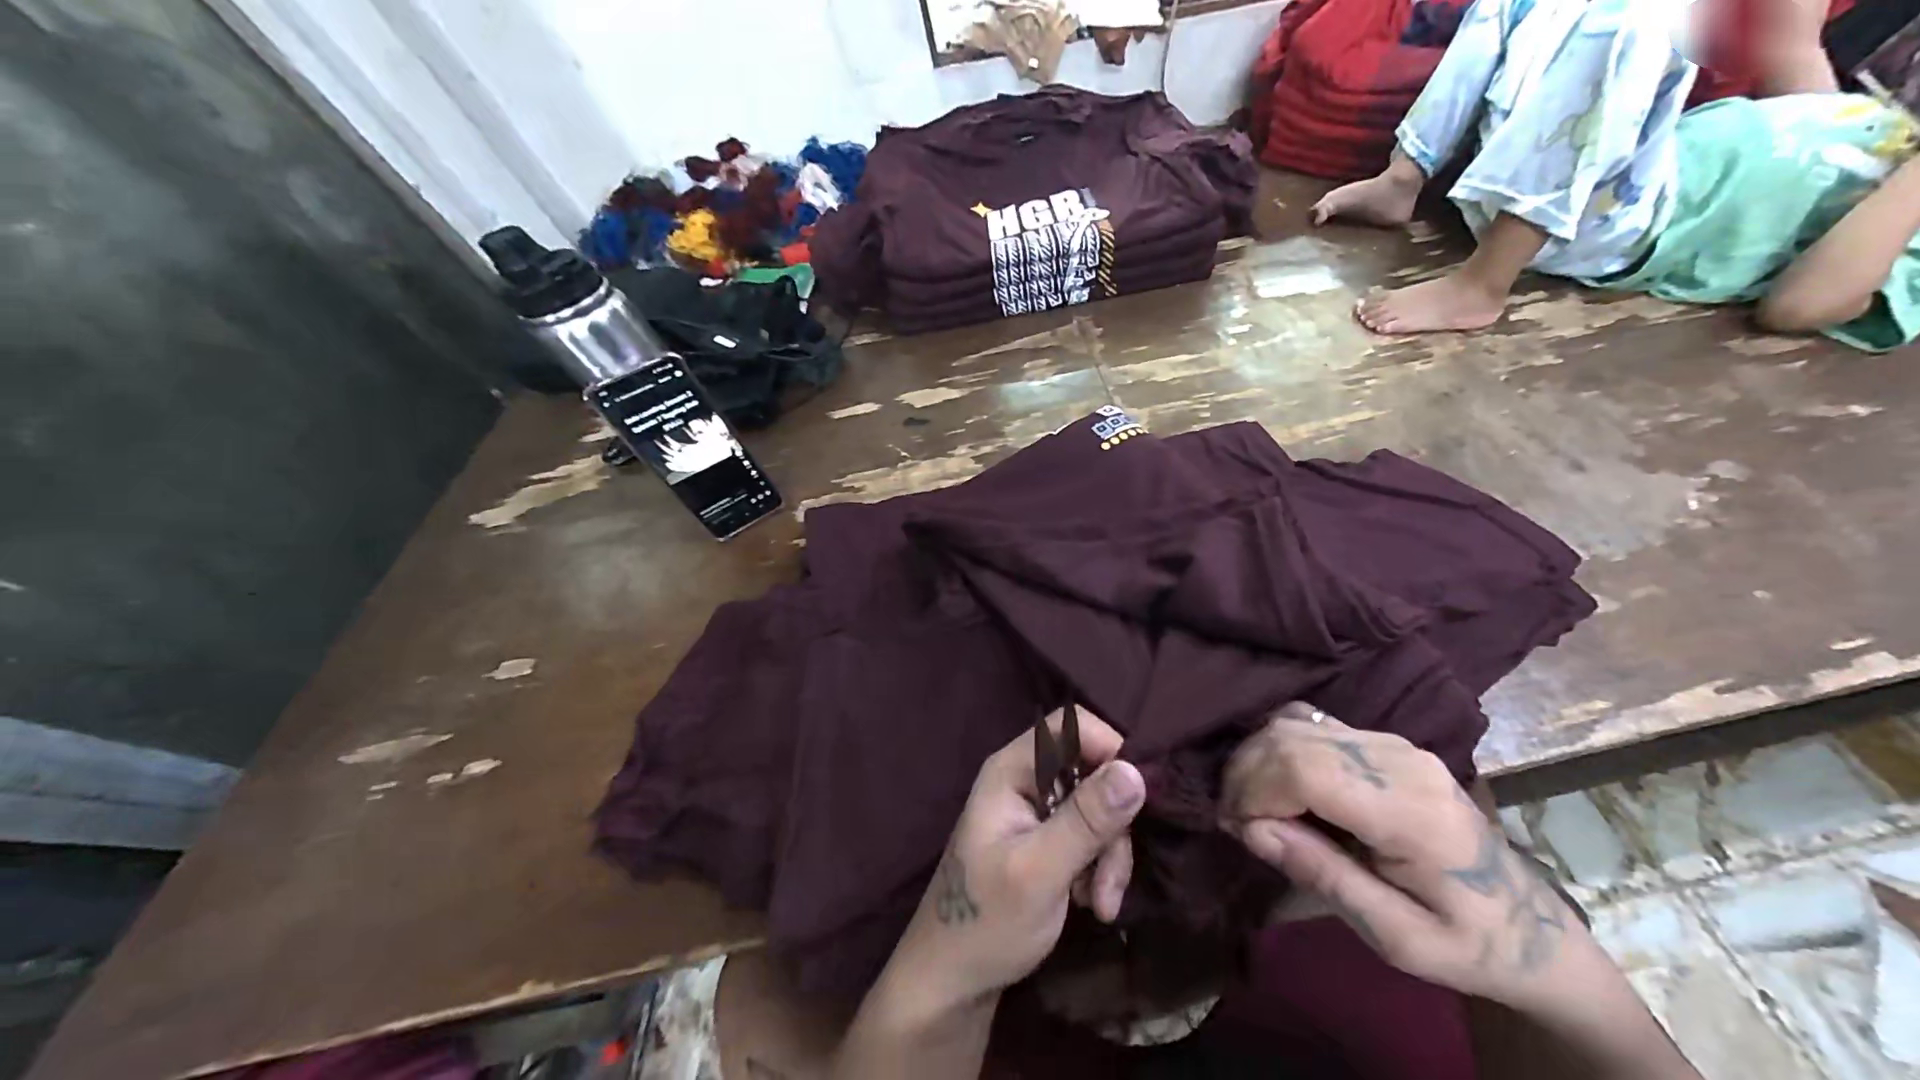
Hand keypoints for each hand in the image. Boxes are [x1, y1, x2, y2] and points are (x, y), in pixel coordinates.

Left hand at [883, 708, 1145, 1017]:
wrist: (955, 980)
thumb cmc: (986, 922)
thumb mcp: (1040, 871)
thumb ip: (1086, 820)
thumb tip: (1136, 769)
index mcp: (1011, 771)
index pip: (1071, 727)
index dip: (1110, 750)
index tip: (1138, 798)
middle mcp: (1024, 780)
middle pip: (1092, 772)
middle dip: (1112, 825)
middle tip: (1110, 881)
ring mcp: (1037, 811)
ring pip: (1099, 808)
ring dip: (1109, 857)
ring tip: (1100, 905)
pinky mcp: (1048, 840)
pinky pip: (1092, 836)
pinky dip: (1100, 869)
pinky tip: (1091, 904)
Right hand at [1218, 703, 1574, 1007]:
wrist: (1533, 929)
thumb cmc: (1470, 945)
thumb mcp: (1399, 939)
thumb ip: (1324, 877)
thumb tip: (1250, 829)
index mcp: (1412, 813)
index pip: (1306, 770)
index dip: (1255, 791)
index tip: (1236, 828)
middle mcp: (1401, 760)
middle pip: (1292, 739)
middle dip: (1245, 773)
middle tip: (1234, 820)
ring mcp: (1394, 744)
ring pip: (1294, 723)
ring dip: (1256, 758)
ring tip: (1249, 804)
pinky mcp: (1385, 742)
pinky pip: (1311, 723)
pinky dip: (1277, 745)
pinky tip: (1273, 780)